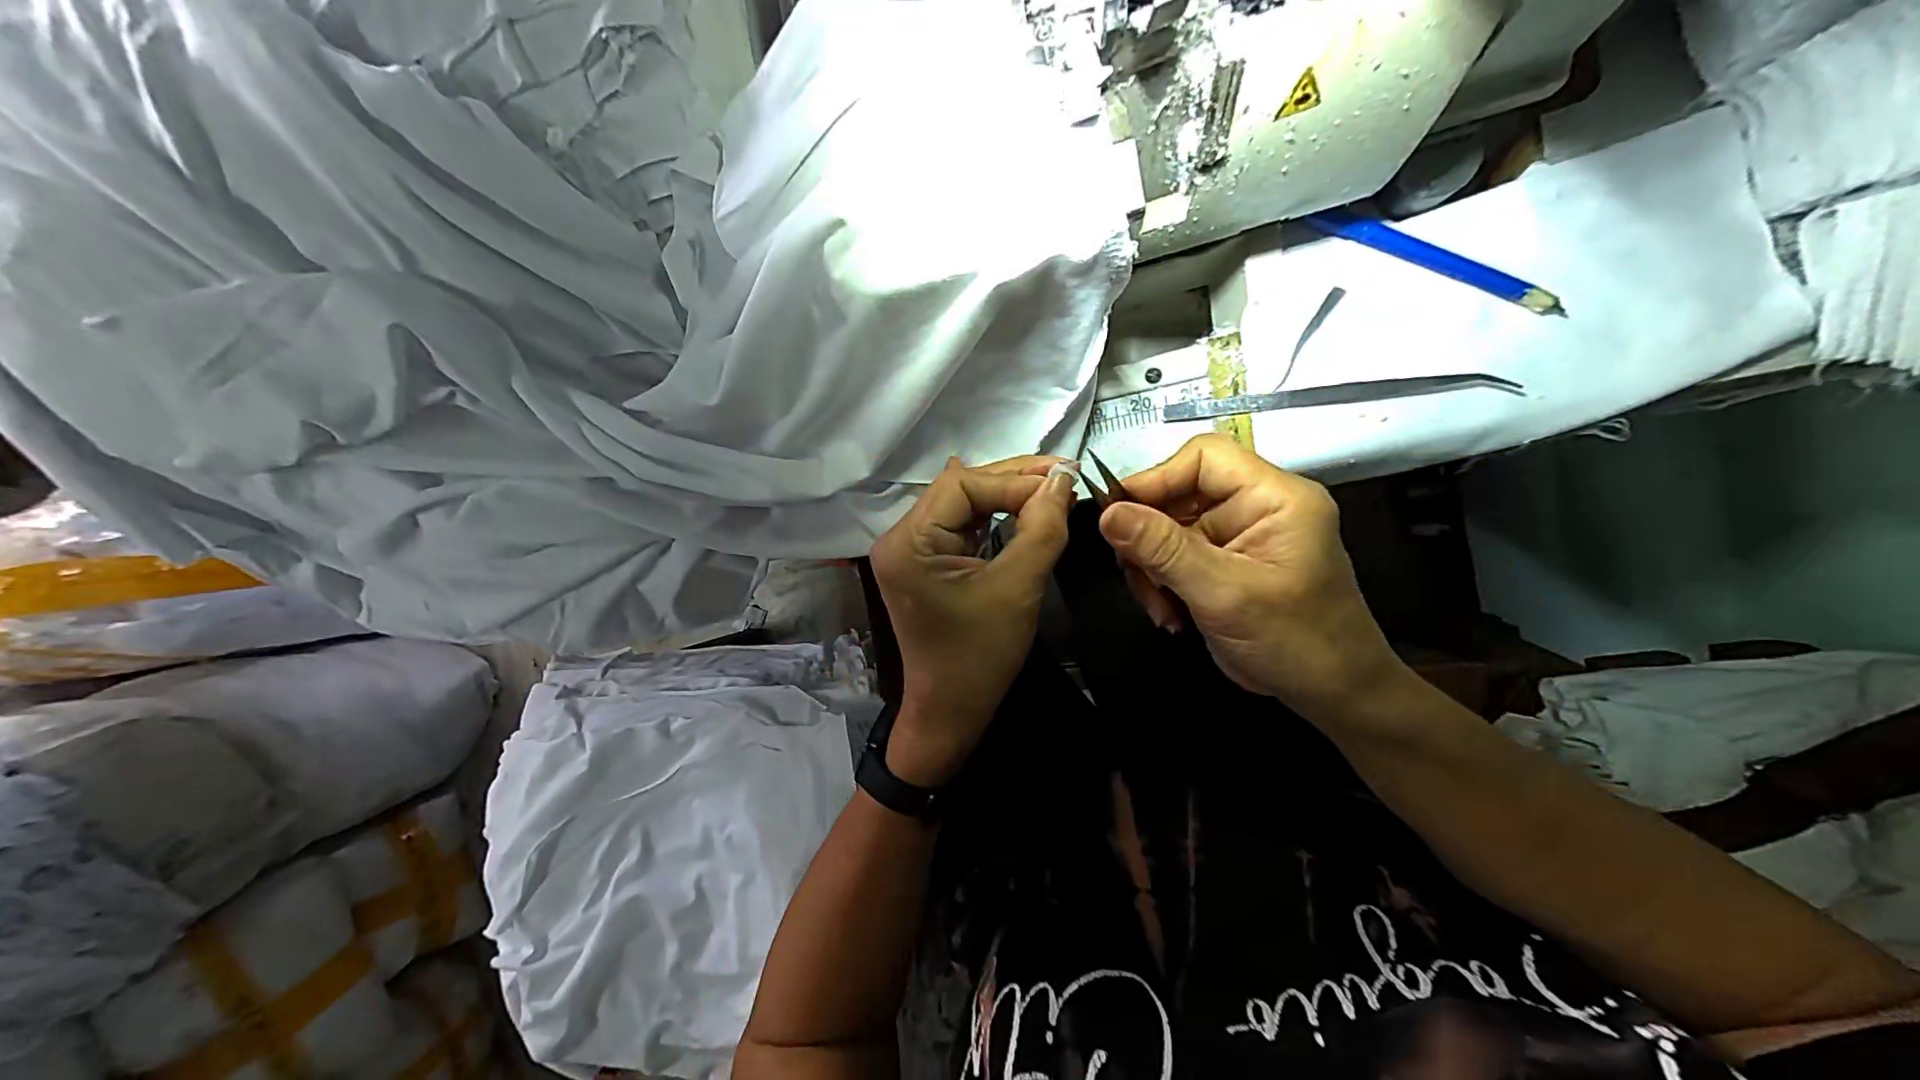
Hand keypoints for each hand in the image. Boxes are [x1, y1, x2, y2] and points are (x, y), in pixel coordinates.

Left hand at [869, 455, 1076, 784]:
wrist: (951, 711)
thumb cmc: (981, 655)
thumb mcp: (1018, 588)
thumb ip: (1042, 529)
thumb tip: (1063, 480)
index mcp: (909, 543)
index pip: (962, 486)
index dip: (1014, 479)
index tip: (1064, 481)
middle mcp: (900, 538)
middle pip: (960, 489)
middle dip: (1013, 481)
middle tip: (1064, 475)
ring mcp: (911, 550)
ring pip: (963, 504)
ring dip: (1007, 495)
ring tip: (1052, 488)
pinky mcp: (925, 562)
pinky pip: (962, 526)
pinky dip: (995, 516)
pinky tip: (1024, 506)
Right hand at [1097, 435, 1406, 719]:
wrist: (1334, 694)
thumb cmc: (1296, 641)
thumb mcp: (1224, 594)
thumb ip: (1164, 550)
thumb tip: (1107, 514)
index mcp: (1274, 497)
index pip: (1203, 458)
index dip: (1155, 479)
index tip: (1116, 514)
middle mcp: (1255, 507)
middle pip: (1178, 494)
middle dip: (1149, 538)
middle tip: (1135, 575)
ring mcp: (1238, 536)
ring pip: (1168, 529)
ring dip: (1151, 568)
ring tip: (1160, 607)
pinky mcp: (1223, 564)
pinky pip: (1174, 558)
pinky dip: (1161, 584)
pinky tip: (1169, 614)